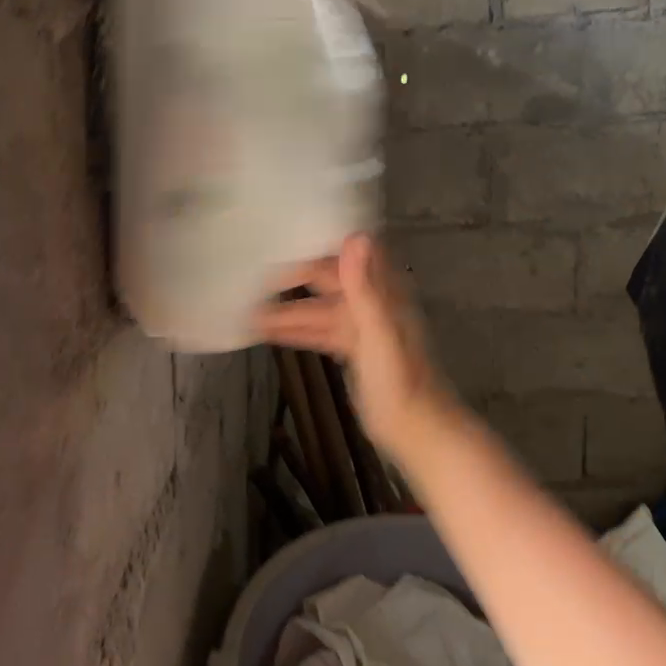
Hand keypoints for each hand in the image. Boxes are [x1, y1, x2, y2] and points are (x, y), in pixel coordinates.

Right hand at [258, 233, 456, 456]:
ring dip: (287, 309)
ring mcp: (362, 327)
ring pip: (318, 309)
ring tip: (248, 308)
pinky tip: (267, 332)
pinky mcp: (353, 350)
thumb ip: (365, 287)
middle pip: (327, 279)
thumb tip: (354, 236)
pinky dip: (296, 330)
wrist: (417, 429)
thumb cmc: (400, 382)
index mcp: (382, 291)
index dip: (317, 241)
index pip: (347, 252)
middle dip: (293, 276)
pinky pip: (319, 331)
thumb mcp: (378, 332)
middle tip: (251, 275)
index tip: (280, 235)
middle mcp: (372, 302)